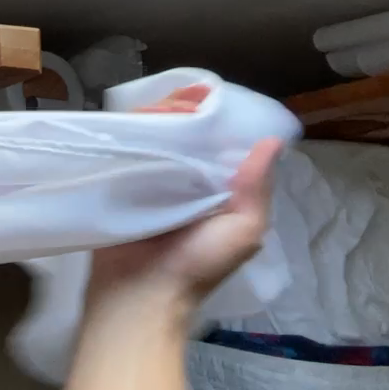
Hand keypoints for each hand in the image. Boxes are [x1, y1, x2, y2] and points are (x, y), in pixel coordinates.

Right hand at [87, 84, 284, 307]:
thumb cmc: (196, 264)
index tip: (203, 97)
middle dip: (178, 112)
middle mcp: (184, 182)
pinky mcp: (116, 184)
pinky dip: (123, 135)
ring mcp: (147, 182)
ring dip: (150, 118)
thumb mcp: (242, 230)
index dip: (212, 117)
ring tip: (147, 111)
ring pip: (151, 138)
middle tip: (170, 105)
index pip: (217, 143)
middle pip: (182, 134)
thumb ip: (256, 189)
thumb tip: (272, 141)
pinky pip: (122, 152)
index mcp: (217, 191)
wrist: (138, 292)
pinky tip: (123, 123)